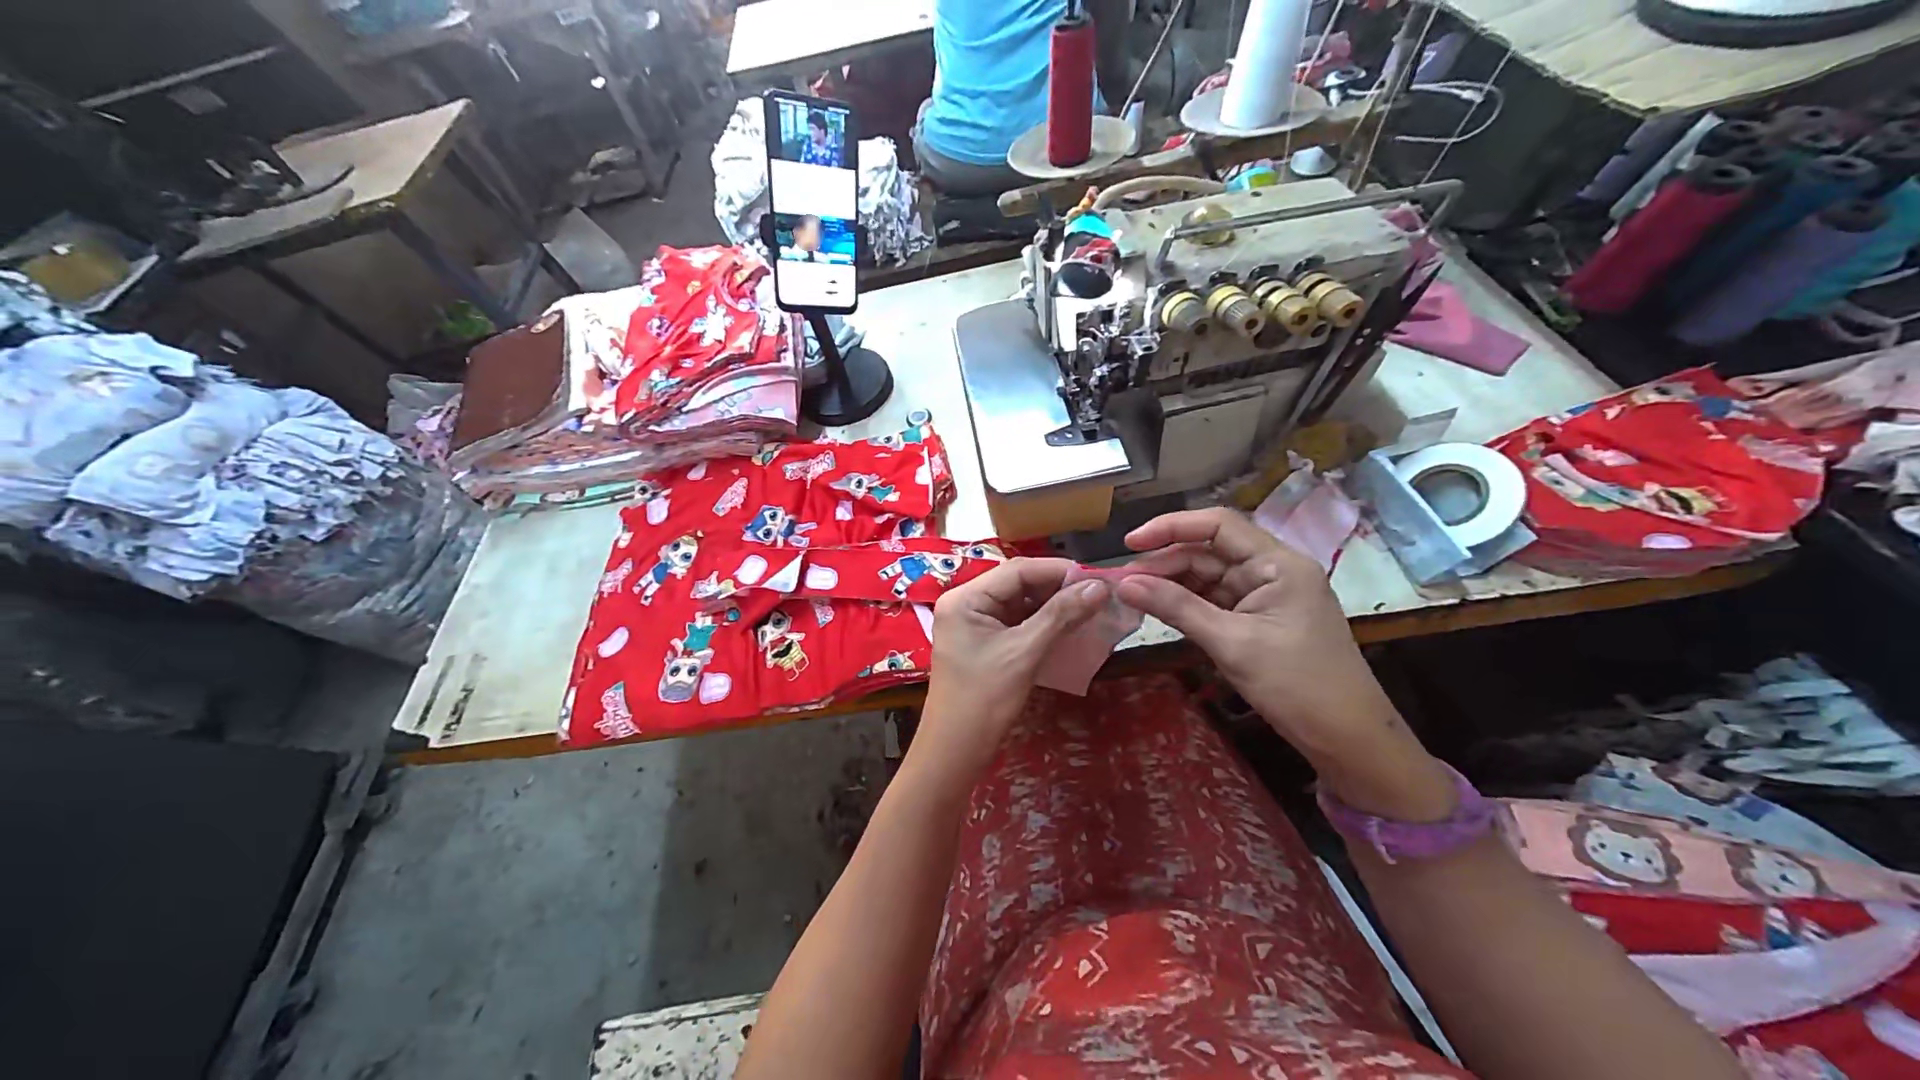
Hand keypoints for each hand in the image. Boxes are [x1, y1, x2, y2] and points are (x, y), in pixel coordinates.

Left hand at [916, 558, 1107, 783]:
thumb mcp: (1024, 653)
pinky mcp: (985, 643)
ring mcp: (975, 624)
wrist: (956, 749)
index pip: (1018, 570)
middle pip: (1019, 584)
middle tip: (1099, 594)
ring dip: (1054, 606)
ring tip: (1091, 608)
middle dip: (1058, 588)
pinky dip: (1044, 623)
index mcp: (965, 598)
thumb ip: (1060, 615)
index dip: (1058, 571)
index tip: (1097, 577)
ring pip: (1021, 603)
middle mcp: (966, 603)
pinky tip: (1071, 626)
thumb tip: (1098, 586)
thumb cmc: (984, 699)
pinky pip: (1018, 623)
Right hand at [1115, 509, 1456, 821]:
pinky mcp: (1259, 619)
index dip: (1171, 526)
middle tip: (1122, 582)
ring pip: (1209, 576)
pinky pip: (1215, 600)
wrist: (1347, 737)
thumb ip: (1176, 608)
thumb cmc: (1296, 685)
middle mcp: (1272, 569)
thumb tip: (1123, 583)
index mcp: (1278, 563)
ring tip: (1132, 595)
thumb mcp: (1231, 643)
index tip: (1130, 543)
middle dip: (1165, 562)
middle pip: (1209, 551)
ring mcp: (1266, 595)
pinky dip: (1187, 604)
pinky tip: (1158, 609)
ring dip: (1172, 584)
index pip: (1218, 525)